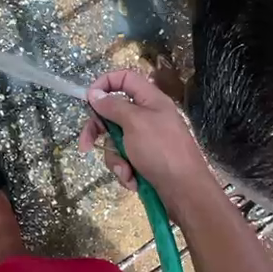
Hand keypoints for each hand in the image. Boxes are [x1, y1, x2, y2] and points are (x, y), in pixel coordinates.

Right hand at [79, 69, 212, 194]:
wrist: (186, 193)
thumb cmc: (162, 151)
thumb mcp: (134, 123)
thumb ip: (113, 106)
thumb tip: (94, 94)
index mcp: (151, 101)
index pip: (125, 78)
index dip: (105, 84)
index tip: (88, 99)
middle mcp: (148, 117)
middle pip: (113, 113)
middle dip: (99, 131)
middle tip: (86, 144)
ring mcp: (147, 140)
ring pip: (115, 140)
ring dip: (115, 158)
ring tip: (126, 171)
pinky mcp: (145, 160)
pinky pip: (124, 159)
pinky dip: (125, 171)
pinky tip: (134, 180)